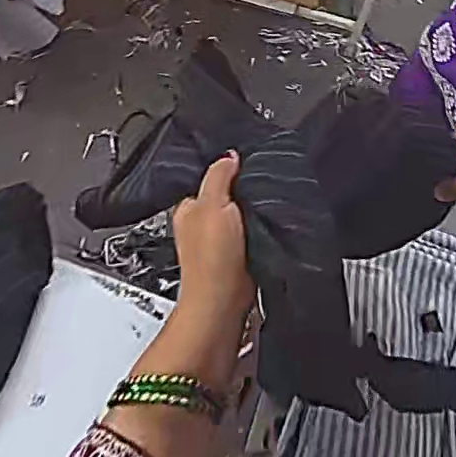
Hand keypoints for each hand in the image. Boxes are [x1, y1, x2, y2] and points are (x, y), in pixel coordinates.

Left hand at [172, 153, 253, 315]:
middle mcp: (202, 222)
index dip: (227, 168)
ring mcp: (222, 237)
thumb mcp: (212, 204)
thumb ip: (219, 176)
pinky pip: (254, 227)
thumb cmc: (210, 259)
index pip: (210, 176)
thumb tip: (229, 156)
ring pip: (242, 210)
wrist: (225, 300)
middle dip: (243, 188)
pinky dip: (261, 224)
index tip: (245, 161)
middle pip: (228, 192)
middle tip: (258, 184)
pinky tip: (267, 223)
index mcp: (189, 207)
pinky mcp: (240, 250)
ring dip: (254, 208)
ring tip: (264, 204)